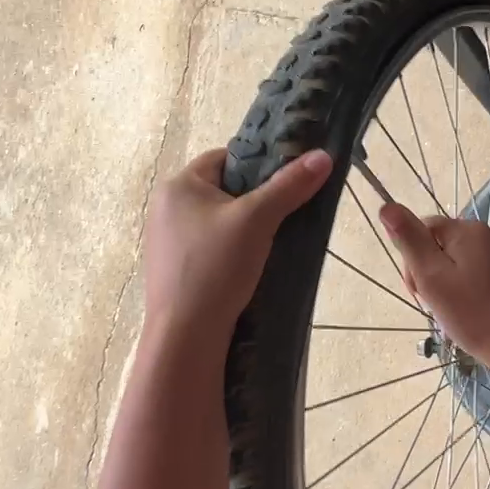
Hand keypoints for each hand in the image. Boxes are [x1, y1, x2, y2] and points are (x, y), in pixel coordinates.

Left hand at [142, 147, 331, 332]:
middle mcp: (165, 207)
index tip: (287, 184)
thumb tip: (324, 155)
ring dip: (246, 227)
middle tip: (285, 215)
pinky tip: (250, 266)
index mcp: (178, 185)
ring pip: (218, 220)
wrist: (186, 333)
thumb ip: (290, 186)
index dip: (260, 166)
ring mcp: (167, 240)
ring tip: (273, 242)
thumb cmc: (216, 267)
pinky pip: (210, 245)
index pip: (226, 157)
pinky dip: (232, 250)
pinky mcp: (174, 268)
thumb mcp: (258, 221)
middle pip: (224, 189)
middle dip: (255, 200)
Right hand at [378, 205, 489, 370]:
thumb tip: (388, 206)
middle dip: (434, 271)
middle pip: (445, 244)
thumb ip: (409, 239)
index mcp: (469, 230)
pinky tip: (476, 311)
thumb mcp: (431, 277)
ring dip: (452, 281)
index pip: (425, 229)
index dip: (414, 260)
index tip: (419, 291)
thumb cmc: (472, 314)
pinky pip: (484, 272)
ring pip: (465, 260)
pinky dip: (473, 288)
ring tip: (457, 311)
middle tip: (438, 305)